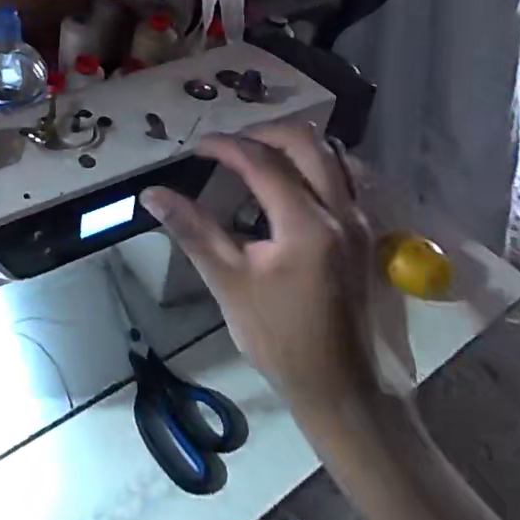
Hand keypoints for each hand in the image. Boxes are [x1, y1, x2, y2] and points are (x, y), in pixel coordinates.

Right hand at [141, 120, 401, 406]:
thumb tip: (152, 194)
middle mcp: (341, 211)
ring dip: (293, 143)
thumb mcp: (229, 283)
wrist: (340, 387)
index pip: (262, 162)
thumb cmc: (279, 338)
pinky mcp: (366, 231)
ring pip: (333, 152)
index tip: (196, 149)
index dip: (225, 146)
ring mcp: (361, 220)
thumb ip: (193, 230)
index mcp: (306, 225)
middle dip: (262, 133)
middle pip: (305, 141)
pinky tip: (292, 181)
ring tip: (257, 156)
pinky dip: (316, 162)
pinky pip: (347, 174)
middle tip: (228, 146)